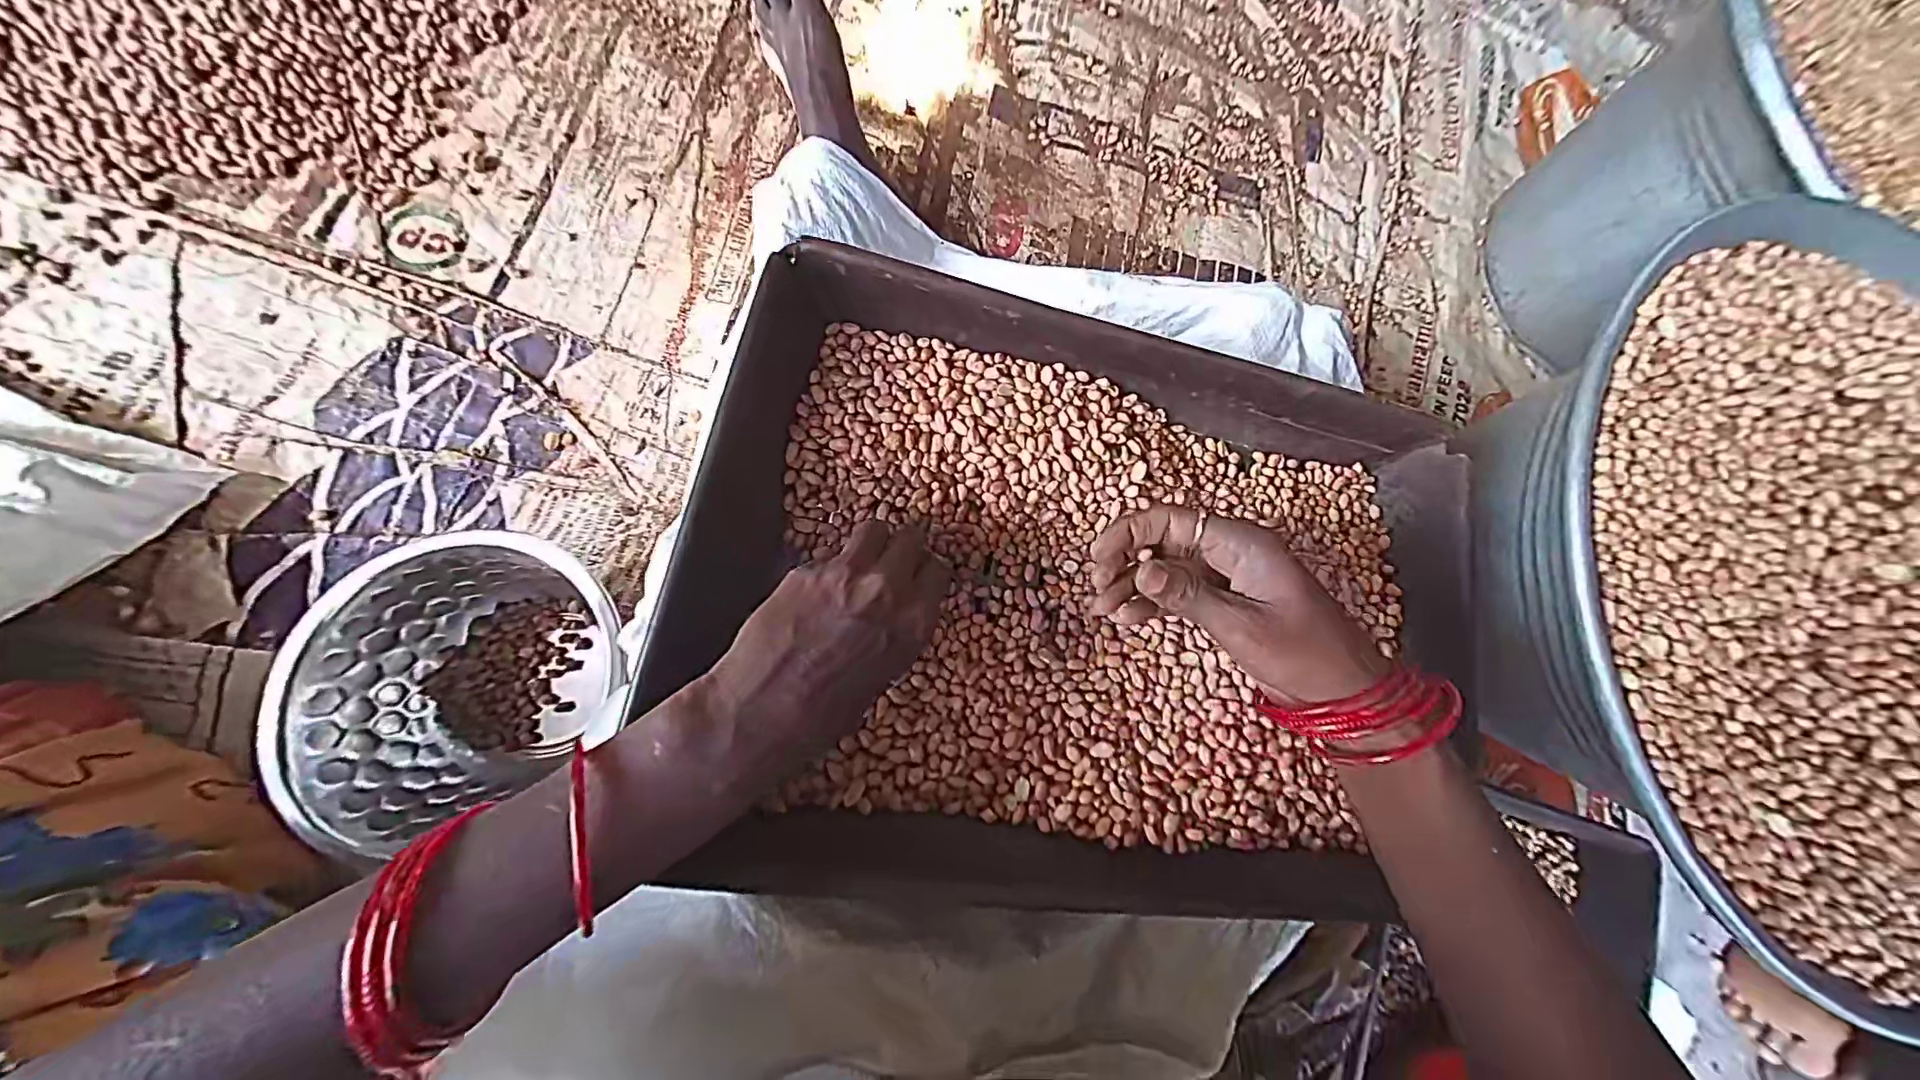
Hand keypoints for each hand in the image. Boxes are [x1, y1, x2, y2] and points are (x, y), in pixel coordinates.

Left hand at [703, 520, 950, 759]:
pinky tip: (815, 592)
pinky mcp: (806, 570)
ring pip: (874, 530)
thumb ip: (895, 632)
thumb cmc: (822, 714)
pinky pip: (829, 554)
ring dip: (872, 542)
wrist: (762, 713)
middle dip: (903, 546)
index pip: (938, 571)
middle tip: (892, 558)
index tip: (918, 574)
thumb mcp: (882, 677)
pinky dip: (829, 567)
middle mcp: (885, 591)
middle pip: (910, 539)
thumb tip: (892, 612)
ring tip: (860, 559)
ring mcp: (844, 575)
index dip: (925, 571)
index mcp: (913, 624)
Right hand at [1087, 505, 1388, 704]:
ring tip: (1104, 608)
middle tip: (1097, 588)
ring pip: (1164, 567)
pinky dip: (1151, 602)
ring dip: (1132, 584)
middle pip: (1162, 540)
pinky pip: (1176, 592)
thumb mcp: (1241, 625)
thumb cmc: (1304, 654)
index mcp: (1241, 542)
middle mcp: (1229, 551)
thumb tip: (1139, 572)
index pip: (1171, 520)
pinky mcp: (1222, 600)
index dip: (1128, 533)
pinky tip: (1128, 616)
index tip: (1098, 559)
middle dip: (1124, 561)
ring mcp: (1224, 576)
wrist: (1343, 691)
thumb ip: (1187, 594)